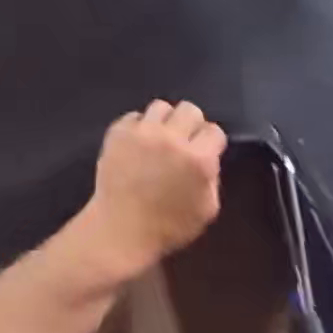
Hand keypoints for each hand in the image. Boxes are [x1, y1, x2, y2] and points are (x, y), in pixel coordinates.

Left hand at [71, 100, 225, 283]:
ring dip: (164, 121)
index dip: (211, 141)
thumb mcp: (206, 208)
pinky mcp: (118, 130)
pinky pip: (134, 116)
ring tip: (160, 137)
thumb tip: (207, 154)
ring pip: (161, 106)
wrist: (121, 226)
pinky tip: (138, 143)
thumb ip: (211, 176)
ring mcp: (141, 131)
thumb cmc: (168, 225)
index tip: (205, 149)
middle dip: (191, 123)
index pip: (214, 130)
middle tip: (184, 140)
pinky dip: (139, 126)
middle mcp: (170, 138)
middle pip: (189, 108)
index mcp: (198, 159)